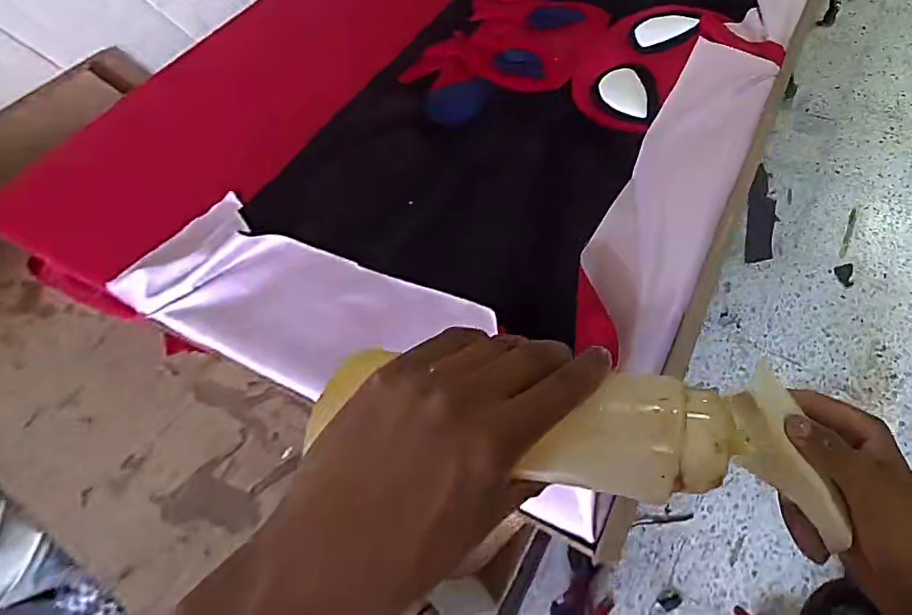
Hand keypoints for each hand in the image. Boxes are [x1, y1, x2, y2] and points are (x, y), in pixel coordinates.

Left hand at [178, 329, 610, 614]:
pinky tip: (473, 361)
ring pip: (495, 343)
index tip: (602, 361)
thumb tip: (556, 444)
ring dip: (517, 352)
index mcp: (494, 441)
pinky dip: (473, 346)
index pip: (563, 386)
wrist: (308, 570)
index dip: (591, 369)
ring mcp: (423, 383)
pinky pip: (449, 341)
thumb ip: (529, 472)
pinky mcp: (389, 376)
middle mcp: (464, 400)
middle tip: (560, 370)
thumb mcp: (485, 522)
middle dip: (558, 359)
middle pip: (534, 354)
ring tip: (514, 368)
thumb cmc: (408, 556)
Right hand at [777, 391, 911, 614]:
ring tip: (812, 533)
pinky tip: (820, 548)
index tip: (755, 408)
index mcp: (864, 434)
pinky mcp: (833, 513)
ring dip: (800, 510)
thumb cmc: (895, 523)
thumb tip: (792, 419)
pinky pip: (805, 509)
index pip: (821, 407)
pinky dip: (807, 529)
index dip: (790, 404)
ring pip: (799, 481)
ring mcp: (841, 484)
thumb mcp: (862, 481)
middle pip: (804, 445)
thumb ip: (826, 449)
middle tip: (777, 484)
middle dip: (791, 471)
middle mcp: (850, 452)